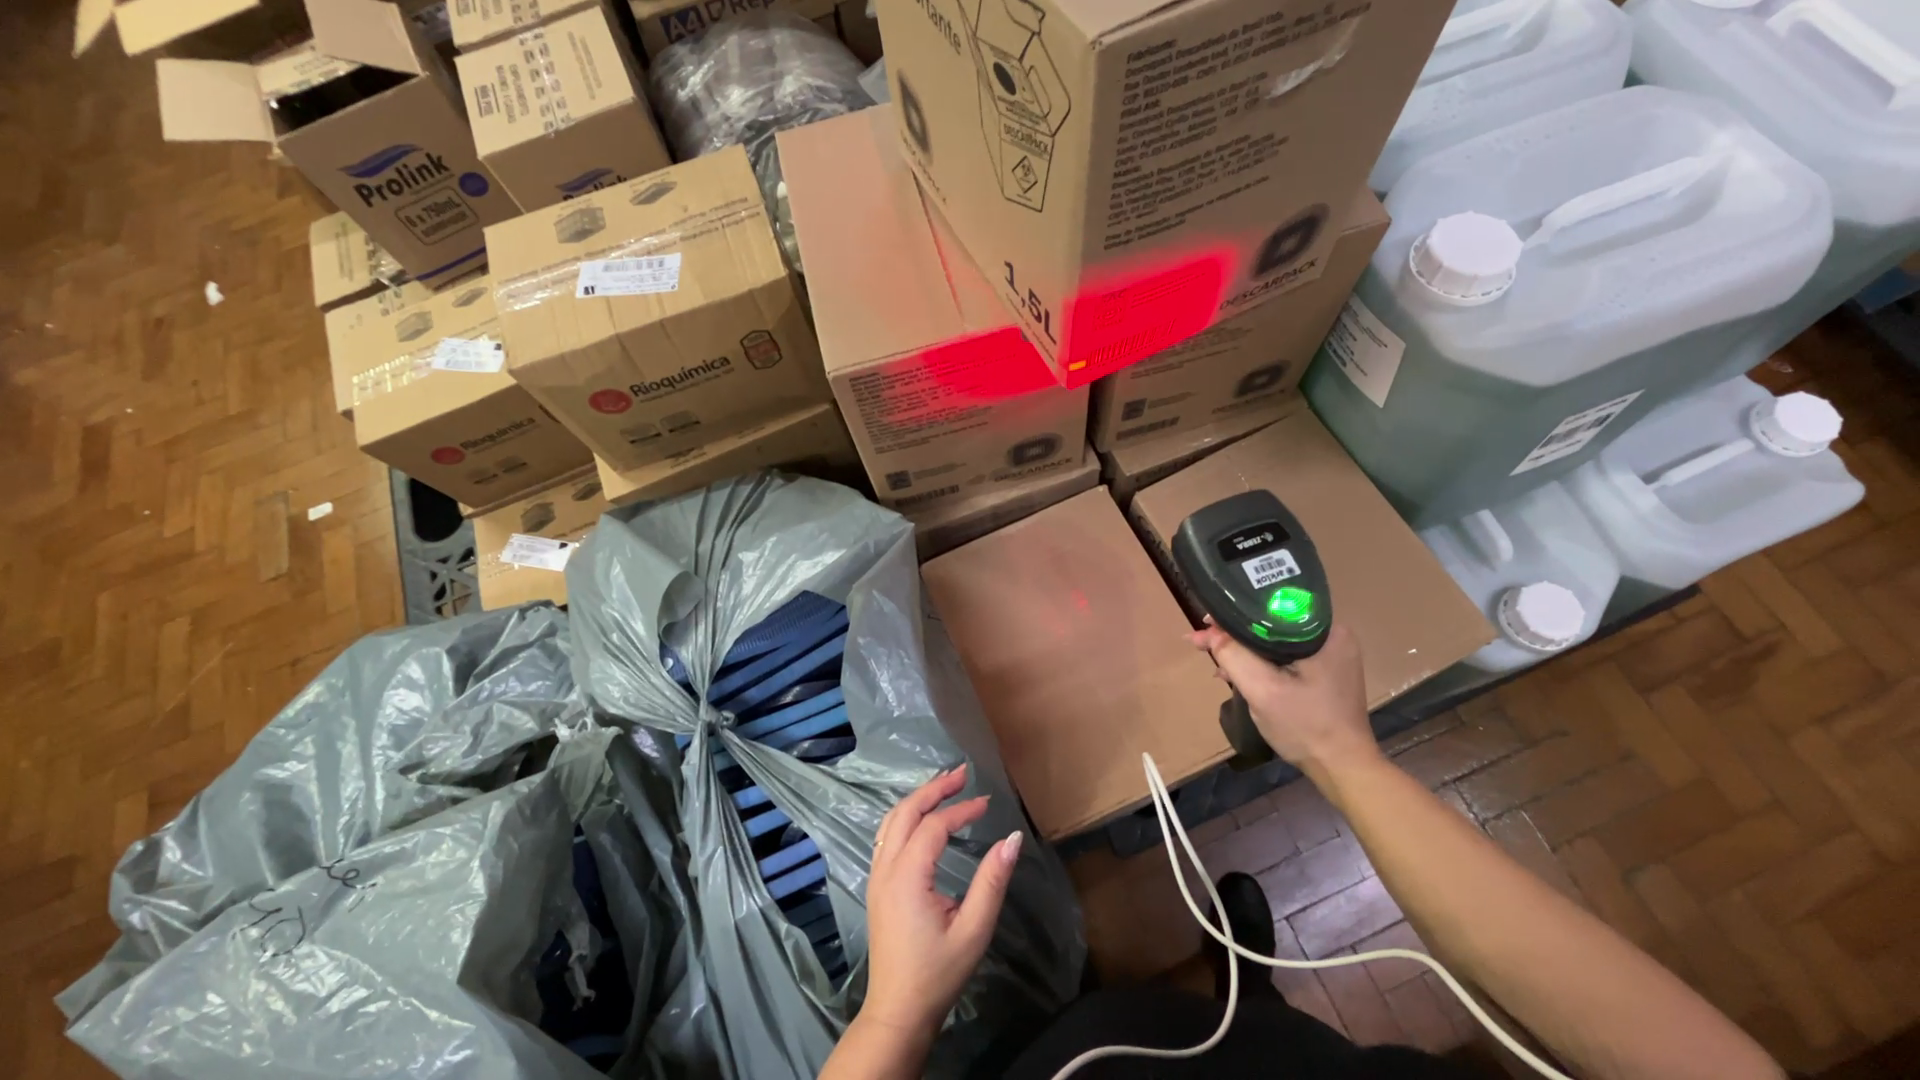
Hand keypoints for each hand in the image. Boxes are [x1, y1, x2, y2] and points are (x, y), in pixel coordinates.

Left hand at [859, 764, 1021, 1038]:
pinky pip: (886, 837)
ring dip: (917, 799)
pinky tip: (922, 818)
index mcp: (908, 877)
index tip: (988, 803)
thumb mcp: (974, 929)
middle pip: (905, 812)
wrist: (899, 1009)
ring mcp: (877, 877)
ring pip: (891, 822)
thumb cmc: (939, 972)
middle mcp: (886, 869)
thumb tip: (1012, 838)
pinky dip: (905, 817)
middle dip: (933, 788)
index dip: (961, 809)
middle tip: (962, 773)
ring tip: (944, 785)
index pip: (934, 826)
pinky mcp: (877, 886)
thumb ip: (992, 880)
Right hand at [1189, 620, 1381, 779]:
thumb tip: (1209, 632)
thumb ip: (1233, 656)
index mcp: (1326, 630)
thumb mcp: (1262, 690)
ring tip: (1219, 664)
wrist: (1342, 767)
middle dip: (1237, 634)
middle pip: (1273, 623)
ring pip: (1278, 640)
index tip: (1206, 621)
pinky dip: (1264, 662)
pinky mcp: (1328, 671)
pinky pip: (1288, 655)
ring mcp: (1332, 654)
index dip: (1235, 611)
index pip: (1272, 605)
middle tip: (1204, 644)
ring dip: (1248, 650)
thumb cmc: (1305, 726)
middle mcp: (1333, 635)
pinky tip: (1241, 674)